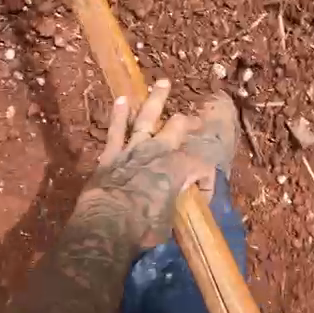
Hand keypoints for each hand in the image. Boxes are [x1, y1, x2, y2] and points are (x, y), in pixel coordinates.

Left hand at [75, 80, 237, 246]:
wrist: (107, 226)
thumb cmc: (143, 229)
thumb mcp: (170, 221)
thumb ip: (176, 205)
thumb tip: (179, 204)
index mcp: (178, 168)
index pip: (202, 166)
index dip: (206, 180)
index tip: (203, 197)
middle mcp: (158, 152)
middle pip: (177, 127)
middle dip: (188, 122)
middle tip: (195, 121)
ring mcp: (133, 149)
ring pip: (148, 116)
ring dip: (157, 99)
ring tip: (163, 82)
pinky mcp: (111, 155)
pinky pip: (117, 130)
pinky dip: (120, 114)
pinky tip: (122, 99)